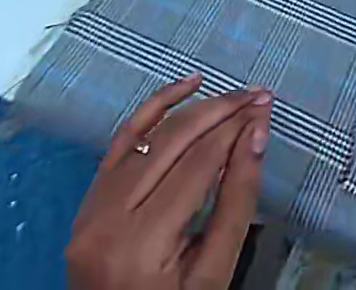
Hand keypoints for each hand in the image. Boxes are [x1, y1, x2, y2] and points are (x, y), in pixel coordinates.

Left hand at [65, 74, 271, 289]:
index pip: (198, 164)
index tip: (265, 107)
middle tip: (258, 95)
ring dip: (196, 108)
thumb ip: (237, 200)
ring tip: (234, 97)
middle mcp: (108, 217)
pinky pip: (124, 138)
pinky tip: (188, 86)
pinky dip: (156, 107)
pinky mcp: (90, 196)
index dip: (235, 129)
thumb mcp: (215, 274)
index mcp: (140, 245)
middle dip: (221, 112)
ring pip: (152, 133)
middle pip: (175, 141)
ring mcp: (92, 204)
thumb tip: (257, 131)